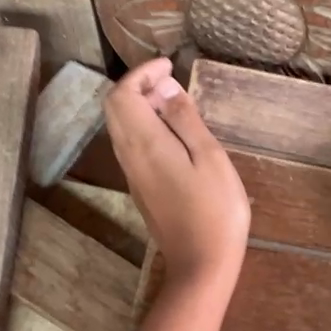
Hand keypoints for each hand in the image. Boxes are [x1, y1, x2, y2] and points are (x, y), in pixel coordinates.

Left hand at [102, 58, 250, 287]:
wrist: (201, 264)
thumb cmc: (215, 210)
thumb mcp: (210, 158)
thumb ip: (186, 120)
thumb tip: (166, 89)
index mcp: (144, 144)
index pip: (122, 95)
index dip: (141, 74)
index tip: (169, 65)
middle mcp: (130, 157)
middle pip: (115, 109)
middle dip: (137, 86)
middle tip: (171, 80)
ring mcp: (133, 175)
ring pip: (121, 128)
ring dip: (141, 106)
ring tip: (175, 101)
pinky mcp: (142, 189)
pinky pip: (132, 146)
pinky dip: (145, 126)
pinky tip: (175, 133)